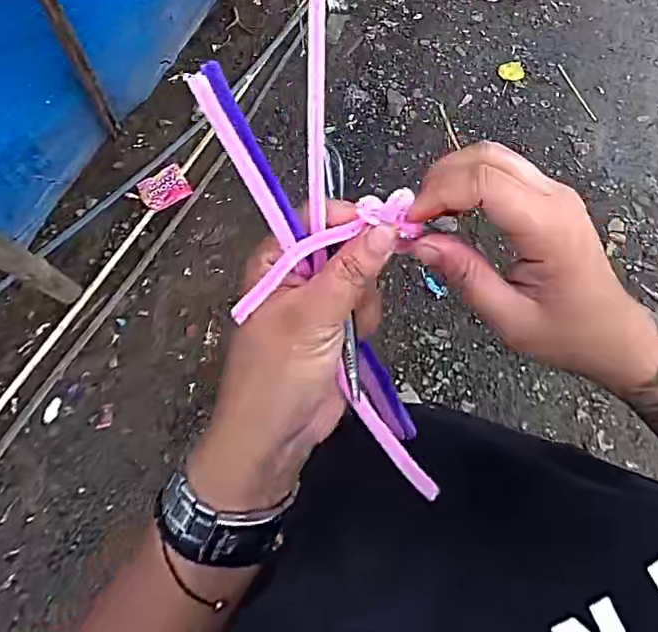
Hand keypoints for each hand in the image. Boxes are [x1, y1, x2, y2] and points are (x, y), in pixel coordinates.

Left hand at [188, 201, 395, 510]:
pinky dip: (365, 320)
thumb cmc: (275, 377)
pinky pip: (365, 302)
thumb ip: (351, 270)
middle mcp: (296, 271)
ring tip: (347, 329)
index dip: (349, 216)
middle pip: (346, 242)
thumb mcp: (313, 316)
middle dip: (360, 269)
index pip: (316, 217)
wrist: (275, 441)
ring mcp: (318, 297)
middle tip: (356, 295)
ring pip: (362, 274)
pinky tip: (352, 341)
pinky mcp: (336, 321)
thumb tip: (383, 228)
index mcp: (276, 259)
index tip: (382, 223)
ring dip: (363, 301)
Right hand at [406, 142, 657, 397]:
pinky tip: (455, 208)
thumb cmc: (570, 333)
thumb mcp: (511, 319)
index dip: (439, 192)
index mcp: (548, 226)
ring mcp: (554, 191)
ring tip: (431, 212)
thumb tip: (420, 243)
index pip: (483, 180)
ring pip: (492, 155)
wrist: (616, 334)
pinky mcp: (548, 195)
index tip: (413, 221)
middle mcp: (554, 197)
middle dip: (440, 178)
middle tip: (417, 215)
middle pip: (485, 156)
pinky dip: (469, 179)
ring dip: (453, 175)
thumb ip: (464, 275)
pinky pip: (502, 168)